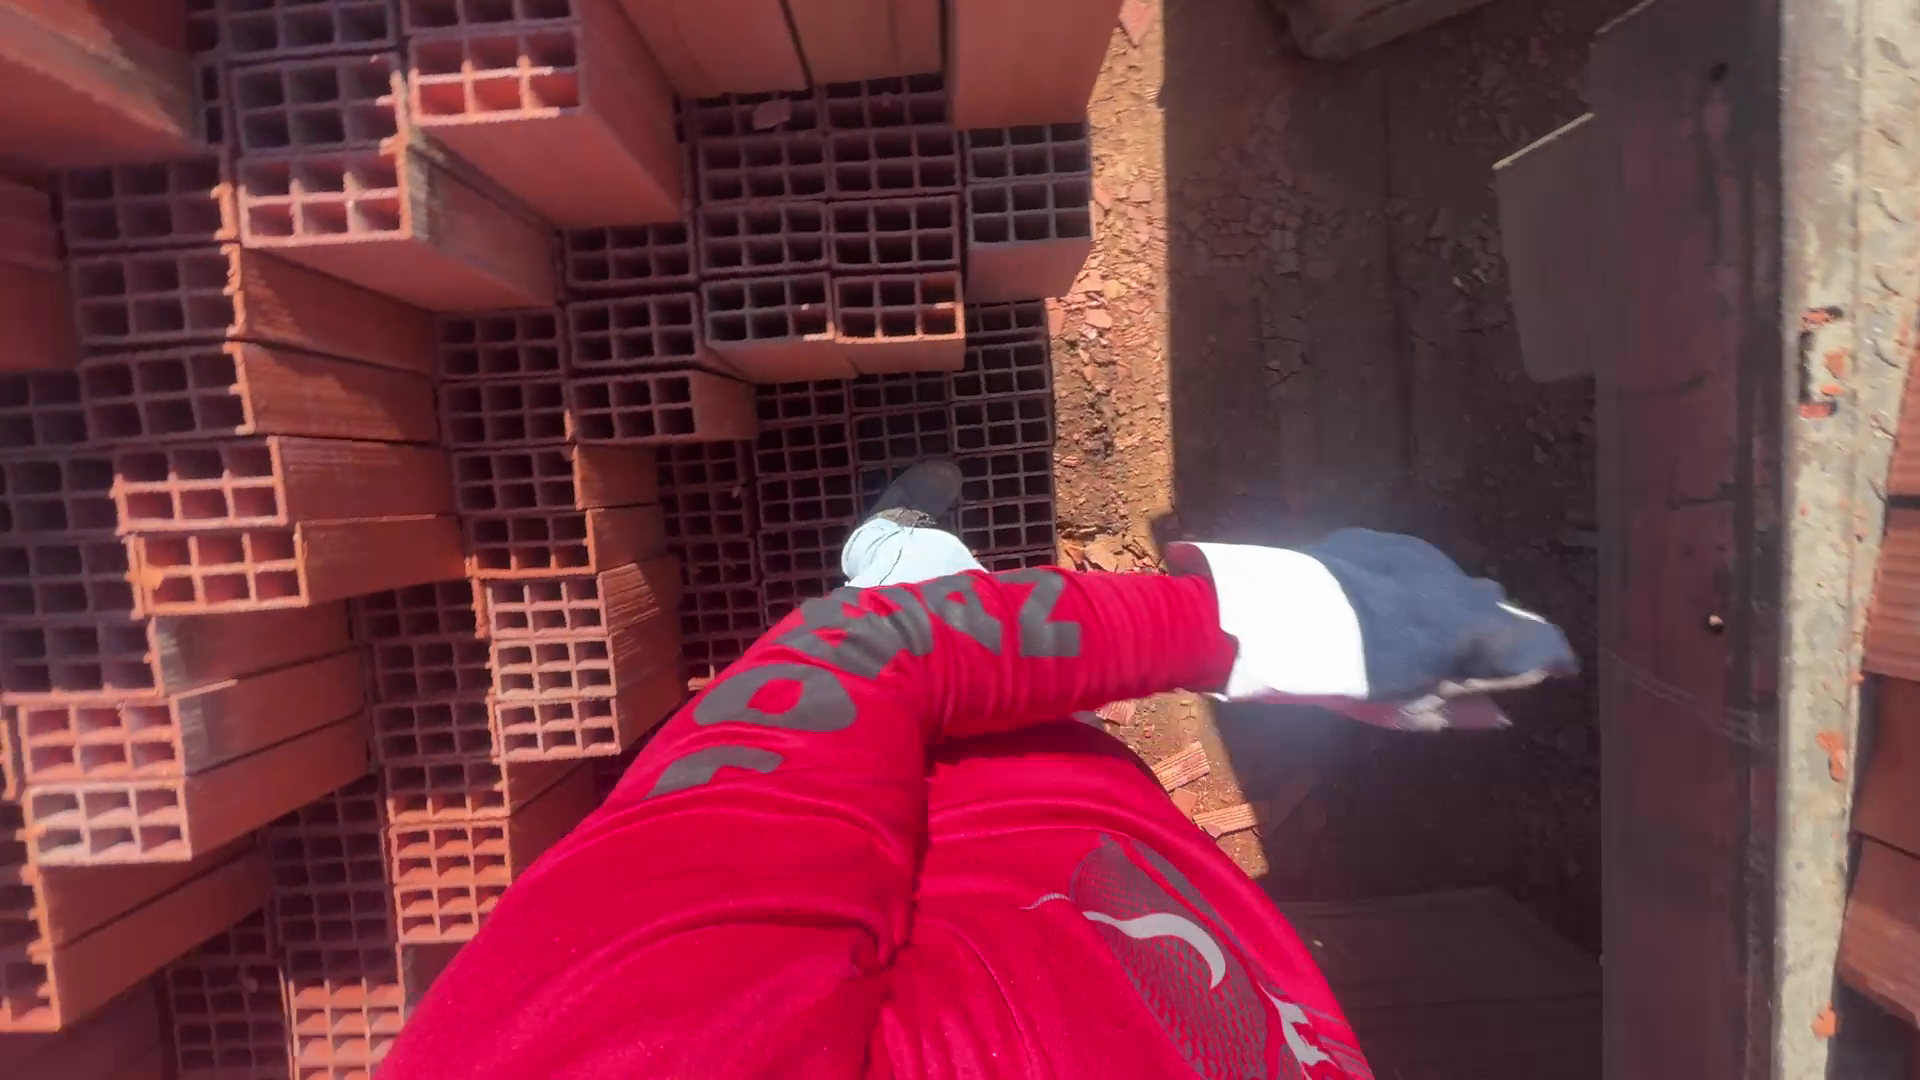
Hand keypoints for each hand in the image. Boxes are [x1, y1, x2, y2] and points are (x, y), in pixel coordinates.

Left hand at [1165, 530, 1577, 730]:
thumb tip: (1499, 715)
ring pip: (1446, 579)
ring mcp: (1417, 556)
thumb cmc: (1346, 676)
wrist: (1275, 616)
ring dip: (1434, 600)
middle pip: (1493, 607)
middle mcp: (1462, 585)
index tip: (1545, 670)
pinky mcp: (1374, 539)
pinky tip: (1363, 597)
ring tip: (1395, 625)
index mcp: (1482, 632)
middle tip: (1448, 655)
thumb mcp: (1405, 710)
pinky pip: (1402, 561)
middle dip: (1482, 629)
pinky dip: (1396, 580)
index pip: (1545, 641)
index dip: (1546, 657)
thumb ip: (1459, 709)